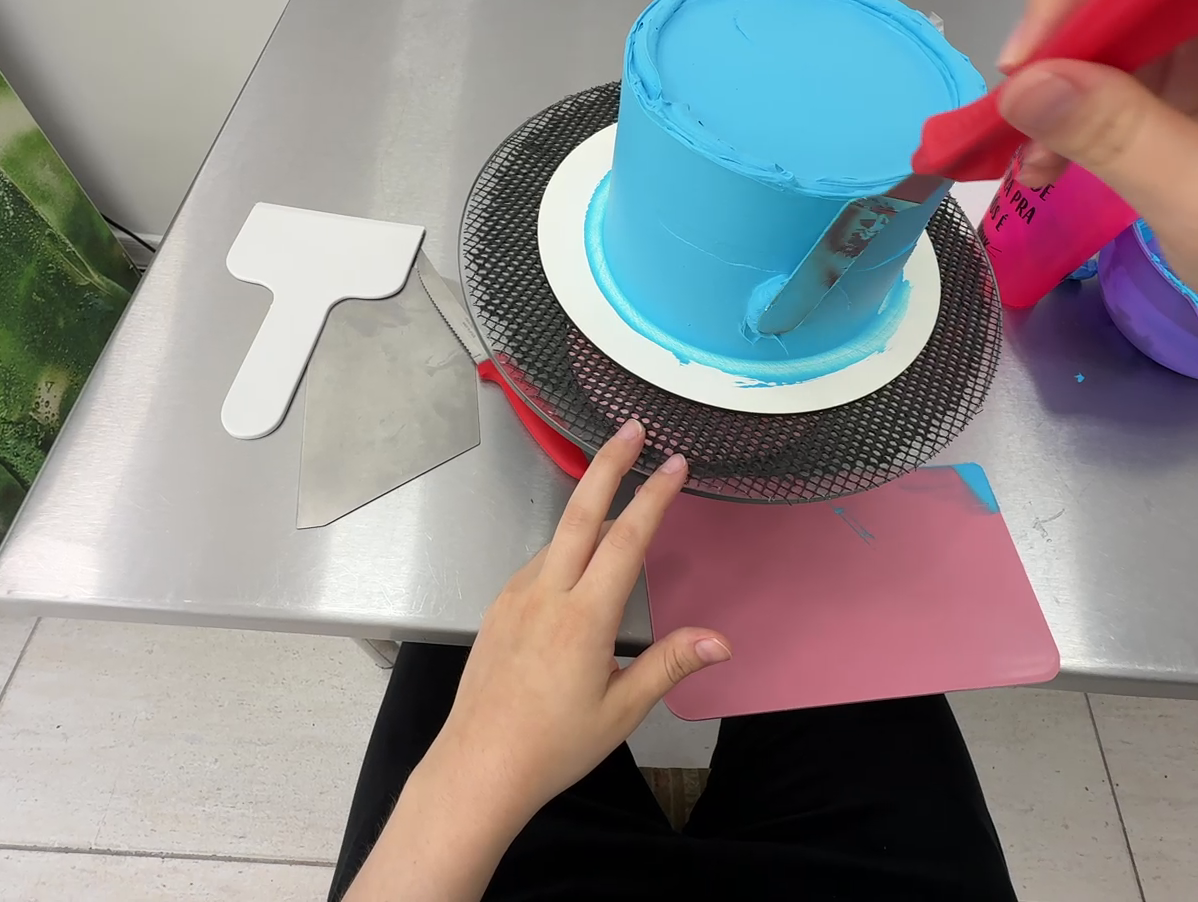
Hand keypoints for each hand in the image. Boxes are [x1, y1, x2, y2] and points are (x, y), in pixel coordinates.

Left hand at [422, 419, 729, 825]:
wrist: (477, 767)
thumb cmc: (554, 745)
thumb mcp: (621, 711)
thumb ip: (669, 665)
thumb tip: (720, 641)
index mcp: (584, 617)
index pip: (627, 540)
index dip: (654, 496)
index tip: (675, 464)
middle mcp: (548, 592)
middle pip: (581, 511)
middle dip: (609, 463)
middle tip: (632, 429)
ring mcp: (517, 593)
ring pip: (561, 537)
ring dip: (593, 510)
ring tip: (623, 504)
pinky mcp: (499, 603)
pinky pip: (542, 561)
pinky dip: (569, 547)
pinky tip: (581, 564)